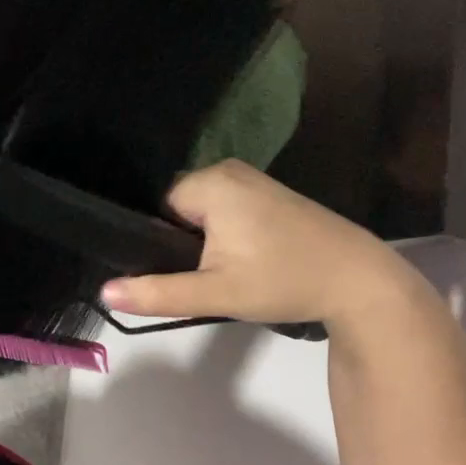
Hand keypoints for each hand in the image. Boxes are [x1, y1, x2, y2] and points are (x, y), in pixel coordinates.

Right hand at [100, 161, 417, 326]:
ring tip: (214, 273)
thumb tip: (104, 293)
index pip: (154, 208)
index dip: (153, 241)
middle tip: (193, 278)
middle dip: (176, 243)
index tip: (164, 272)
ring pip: (200, 213)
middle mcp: (228, 171)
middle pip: (175, 209)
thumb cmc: (284, 280)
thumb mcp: (215, 293)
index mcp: (210, 183)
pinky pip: (223, 211)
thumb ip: (157, 292)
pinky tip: (236, 263)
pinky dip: (221, 236)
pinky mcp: (269, 196)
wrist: (361, 283)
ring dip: (199, 243)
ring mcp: (252, 181)